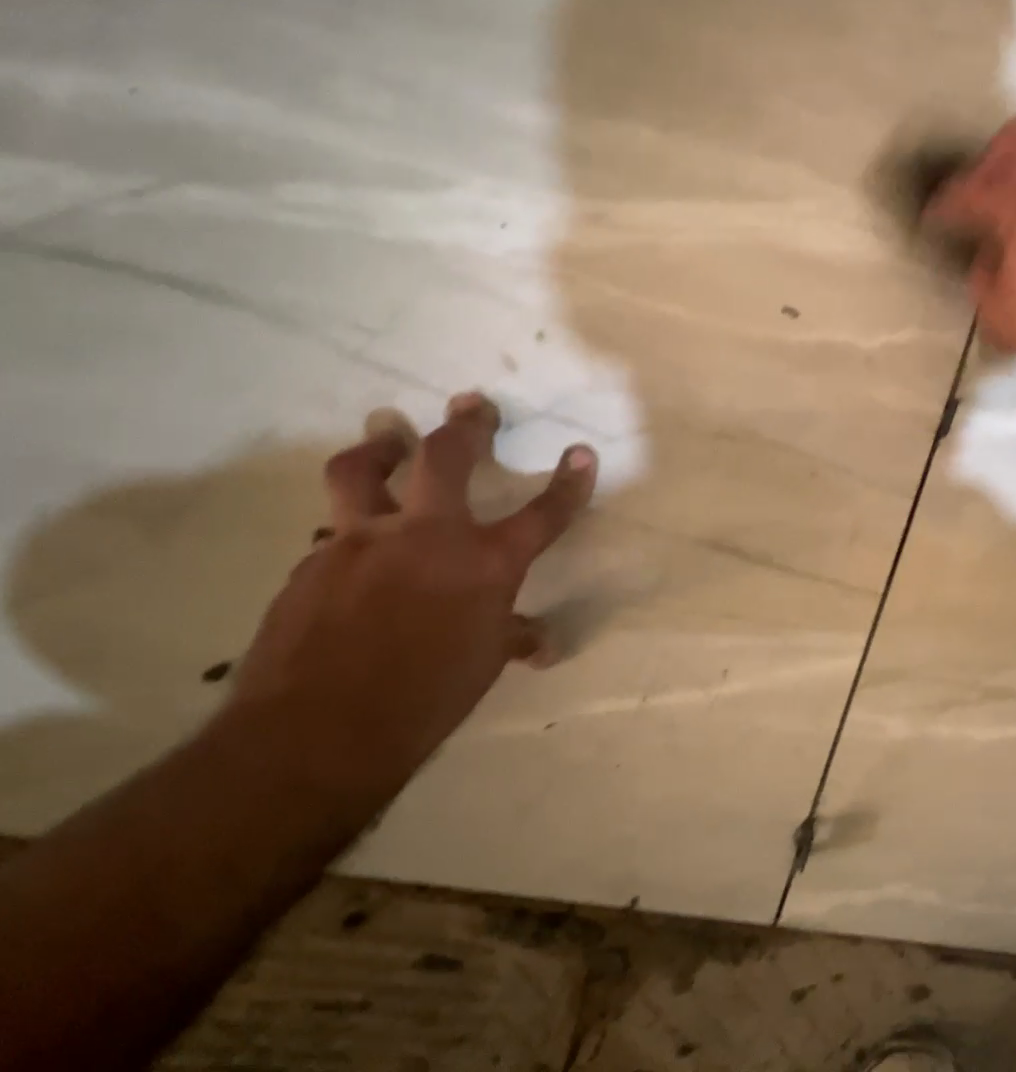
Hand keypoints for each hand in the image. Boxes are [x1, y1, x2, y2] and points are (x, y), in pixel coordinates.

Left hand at [226, 393, 595, 772]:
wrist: (321, 731)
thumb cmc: (426, 700)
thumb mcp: (482, 666)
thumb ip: (508, 638)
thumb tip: (538, 643)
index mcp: (485, 565)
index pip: (542, 516)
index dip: (568, 484)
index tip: (580, 454)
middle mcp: (427, 537)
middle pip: (446, 457)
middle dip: (466, 427)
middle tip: (473, 406)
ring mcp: (362, 543)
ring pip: (362, 471)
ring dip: (379, 446)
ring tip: (386, 437)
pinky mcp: (313, 563)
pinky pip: (336, 533)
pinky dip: (353, 529)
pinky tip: (356, 552)